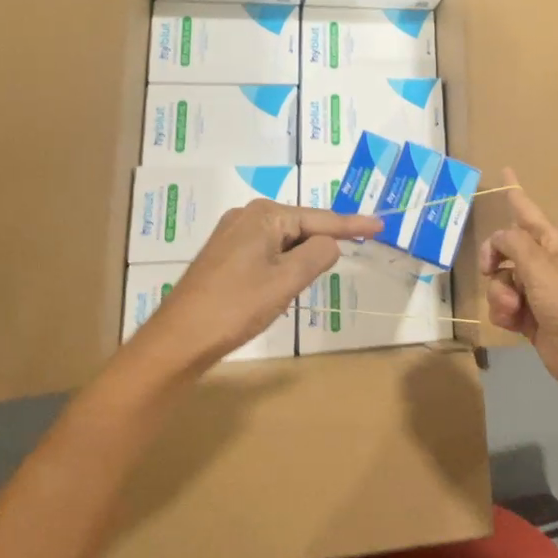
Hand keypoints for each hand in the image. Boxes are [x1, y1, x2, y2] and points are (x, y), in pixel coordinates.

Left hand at [131, 200, 379, 369]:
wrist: (177, 341)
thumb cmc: (235, 307)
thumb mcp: (286, 281)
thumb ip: (318, 255)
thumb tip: (331, 243)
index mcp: (264, 216)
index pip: (320, 219)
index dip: (352, 225)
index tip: (380, 225)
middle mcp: (246, 217)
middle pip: (301, 227)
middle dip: (322, 245)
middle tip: (349, 255)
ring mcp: (231, 237)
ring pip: (283, 243)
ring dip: (299, 261)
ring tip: (310, 279)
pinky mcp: (223, 258)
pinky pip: (266, 253)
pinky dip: (281, 267)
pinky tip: (282, 287)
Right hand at [479, 170, 557, 395]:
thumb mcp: (540, 266)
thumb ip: (514, 244)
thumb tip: (499, 240)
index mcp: (552, 245)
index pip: (528, 213)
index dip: (516, 194)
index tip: (506, 170)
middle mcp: (544, 264)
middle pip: (507, 250)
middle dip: (495, 259)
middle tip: (490, 268)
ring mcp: (537, 293)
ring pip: (502, 281)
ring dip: (499, 293)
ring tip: (513, 309)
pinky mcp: (531, 320)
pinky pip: (505, 307)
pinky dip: (504, 313)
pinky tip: (513, 323)